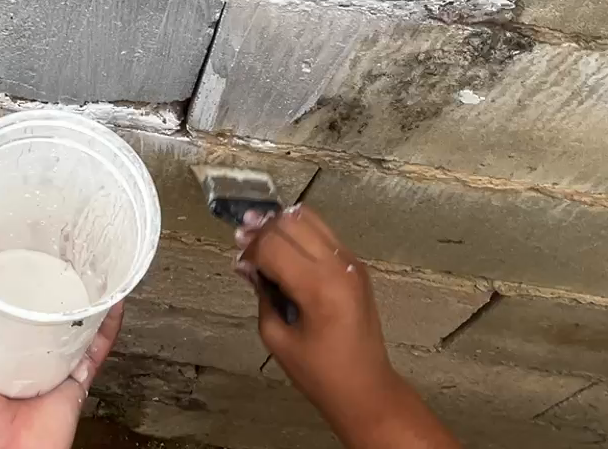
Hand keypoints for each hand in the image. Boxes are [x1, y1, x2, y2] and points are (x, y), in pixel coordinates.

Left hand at [0, 250, 124, 448]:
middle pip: (30, 299)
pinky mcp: (73, 376)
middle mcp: (14, 348)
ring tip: (83, 258)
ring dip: (78, 290)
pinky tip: (112, 297)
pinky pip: (96, 344)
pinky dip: (107, 320)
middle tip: (44, 240)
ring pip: (66, 316)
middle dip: (39, 271)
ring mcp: (46, 361)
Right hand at [238, 206, 459, 448]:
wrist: (368, 390)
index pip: (272, 245)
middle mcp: (337, 265)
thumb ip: (261, 294)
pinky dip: (298, 229)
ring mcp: (350, 260)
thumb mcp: (277, 338)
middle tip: (243, 241)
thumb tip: (244, 263)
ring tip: (261, 235)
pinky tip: (283, 243)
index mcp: (317, 287)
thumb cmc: (319, 374)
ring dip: (280, 223)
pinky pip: (322, 230)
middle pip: (289, 222)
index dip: (250, 249)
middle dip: (262, 228)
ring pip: (307, 216)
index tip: (239, 262)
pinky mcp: (355, 263)